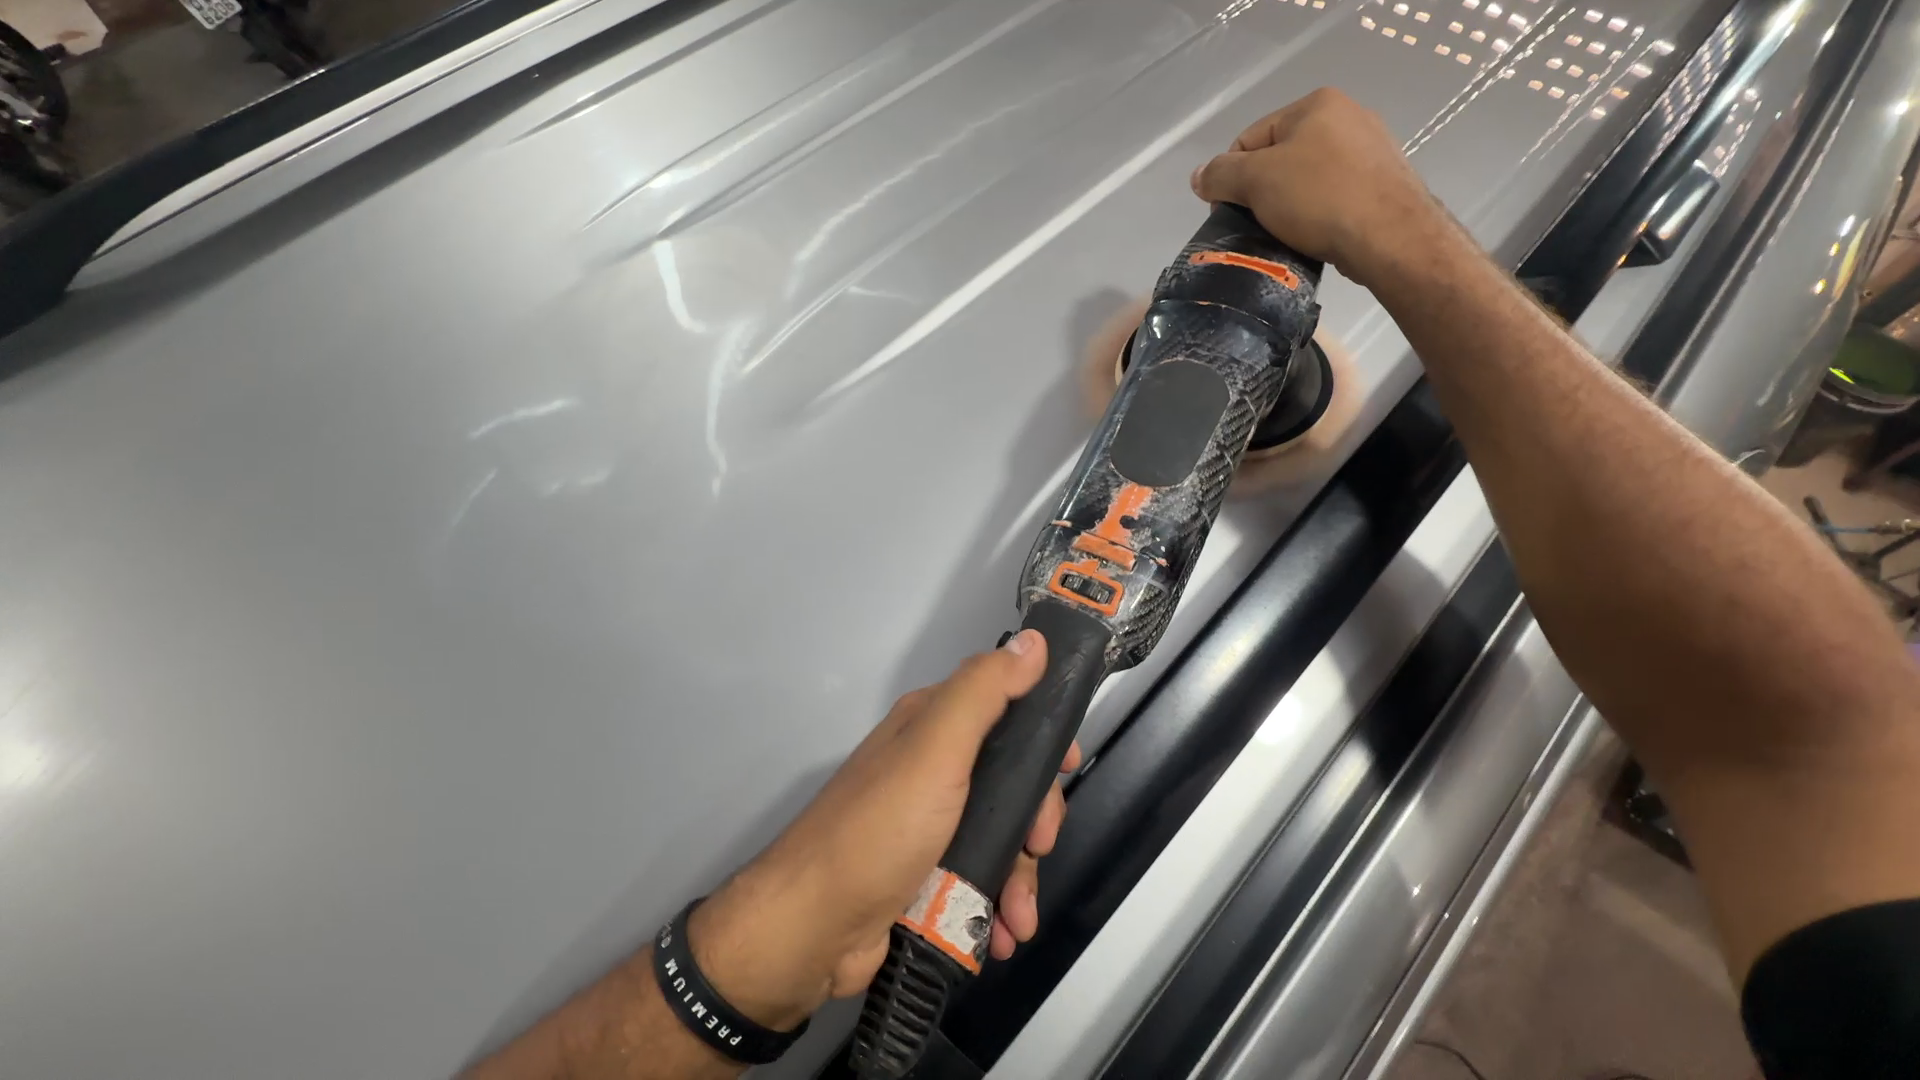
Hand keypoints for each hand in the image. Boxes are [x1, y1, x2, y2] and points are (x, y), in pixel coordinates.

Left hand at [686, 629, 1077, 1028]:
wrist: (813, 926)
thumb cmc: (880, 828)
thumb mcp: (935, 748)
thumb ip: (984, 692)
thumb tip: (1032, 642)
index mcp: (932, 727)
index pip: (1004, 709)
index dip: (1041, 733)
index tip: (1067, 765)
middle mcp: (932, 769)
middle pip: (1010, 780)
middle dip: (1036, 817)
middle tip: (1039, 846)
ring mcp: (930, 825)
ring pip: (1000, 836)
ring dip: (1021, 875)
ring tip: (1020, 914)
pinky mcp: (928, 875)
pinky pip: (980, 880)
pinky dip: (997, 904)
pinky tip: (1003, 932)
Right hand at [1188, 88, 1454, 288]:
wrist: (1391, 235)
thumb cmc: (1319, 198)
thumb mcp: (1256, 181)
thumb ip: (1220, 174)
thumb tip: (1198, 176)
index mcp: (1315, 104)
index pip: (1249, 138)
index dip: (1230, 176)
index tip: (1230, 213)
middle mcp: (1347, 116)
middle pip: (1278, 158)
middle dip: (1261, 192)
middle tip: (1255, 226)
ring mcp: (1369, 149)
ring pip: (1305, 179)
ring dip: (1287, 206)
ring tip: (1284, 234)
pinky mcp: (1382, 182)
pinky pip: (1332, 196)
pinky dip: (1316, 215)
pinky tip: (1313, 235)